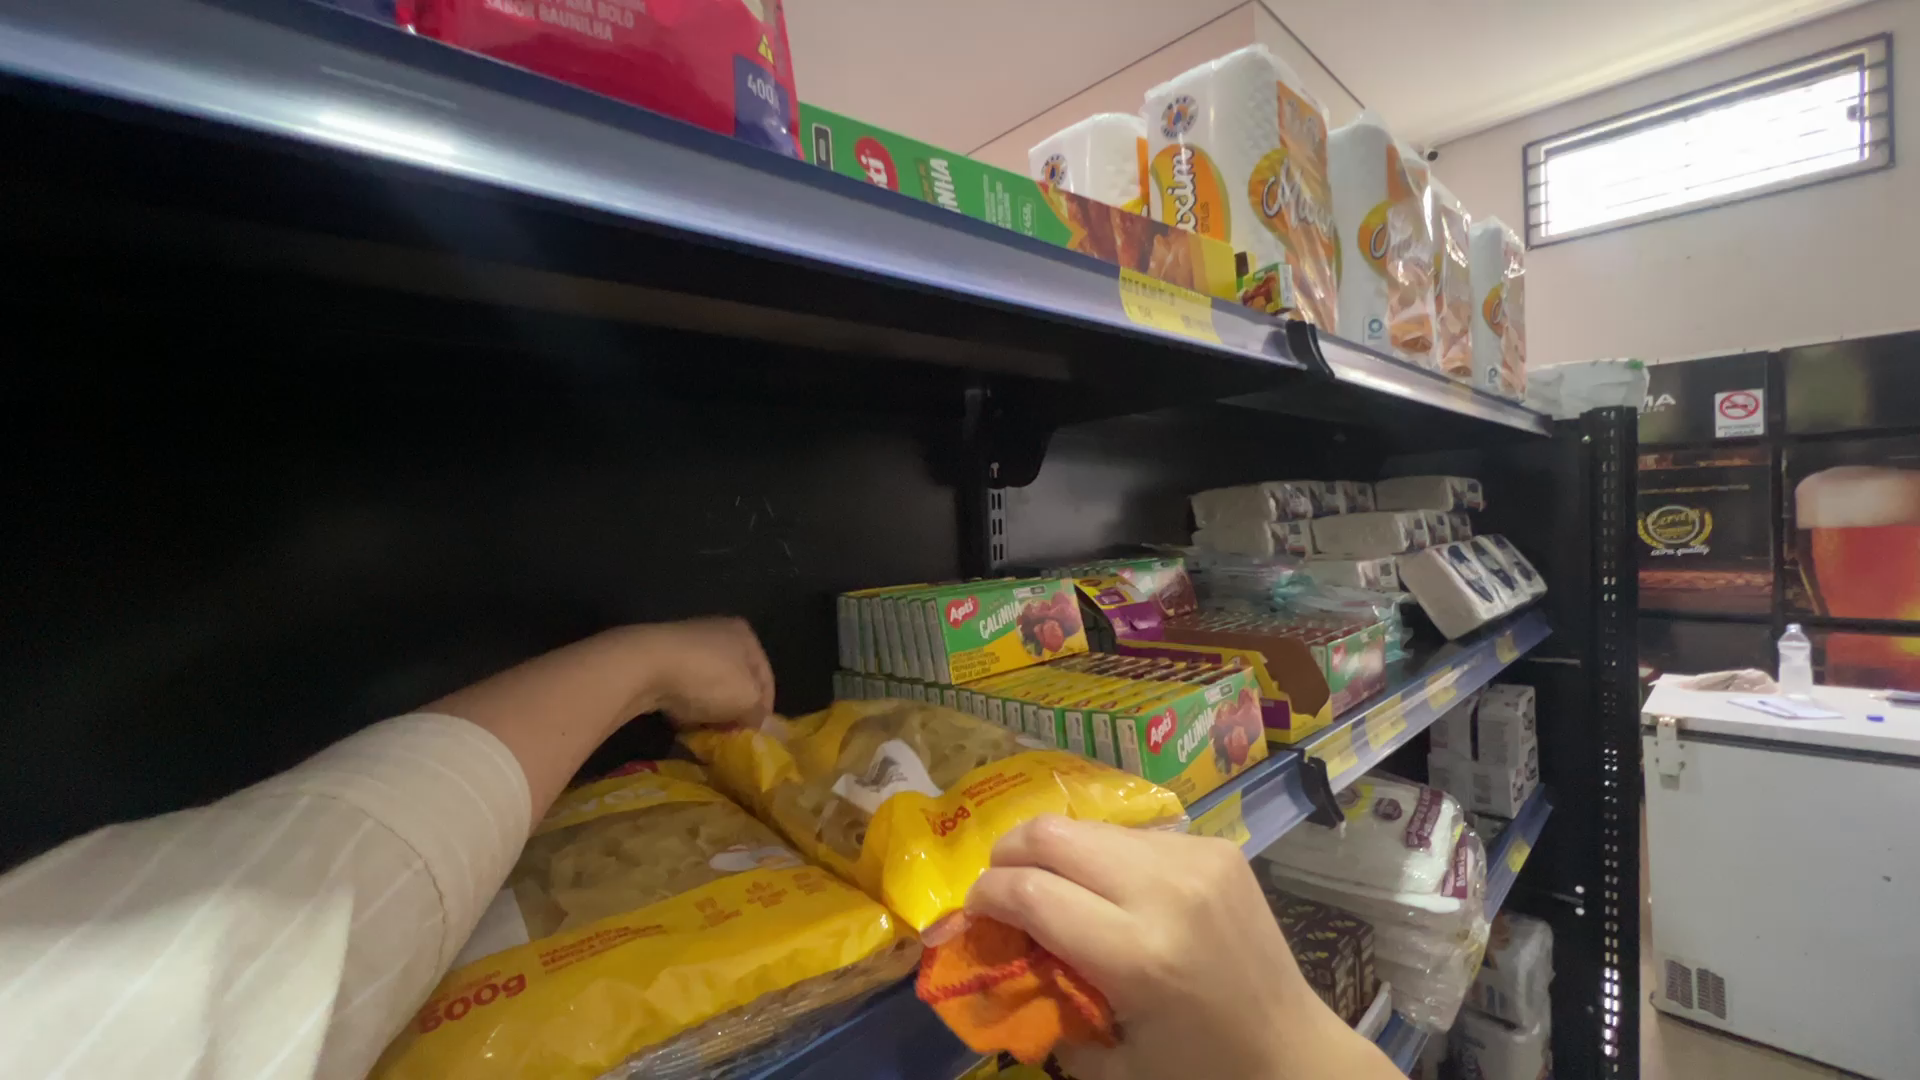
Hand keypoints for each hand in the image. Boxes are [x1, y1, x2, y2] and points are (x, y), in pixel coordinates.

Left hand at [625, 617, 773, 728]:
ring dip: (709, 708)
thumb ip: (757, 713)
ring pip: (708, 684)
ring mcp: (687, 643)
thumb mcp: (746, 700)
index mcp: (745, 635)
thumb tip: (754, 723)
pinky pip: (681, 686)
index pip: (765, 677)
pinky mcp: (659, 658)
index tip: (756, 734)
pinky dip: (684, 704)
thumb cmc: (708, 678)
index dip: (764, 709)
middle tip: (731, 735)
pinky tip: (681, 721)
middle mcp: (719, 632)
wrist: (643, 666)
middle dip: (734, 709)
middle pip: (736, 680)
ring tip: (705, 732)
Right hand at [966, 817, 1397, 1079]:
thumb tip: (998, 956)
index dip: (987, 893)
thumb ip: (1044, 1004)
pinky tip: (1112, 886)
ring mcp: (1195, 858)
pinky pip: (1133, 835)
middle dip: (1009, 852)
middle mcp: (1166, 890)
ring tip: (1053, 882)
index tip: (974, 907)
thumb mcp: (1109, 1064)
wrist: (1296, 1057)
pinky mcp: (1215, 845)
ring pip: (1090, 826)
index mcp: (1139, 955)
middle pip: (1053, 834)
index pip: (1032, 892)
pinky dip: (1104, 856)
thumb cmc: (1198, 1075)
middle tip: (1000, 880)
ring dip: (1056, 850)